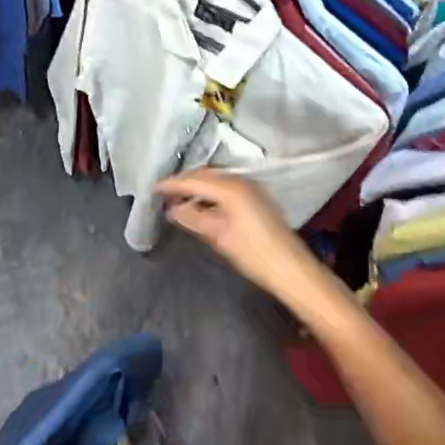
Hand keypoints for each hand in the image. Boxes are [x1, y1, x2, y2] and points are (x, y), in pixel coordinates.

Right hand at [155, 171, 342, 310]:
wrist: (291, 269)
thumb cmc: (252, 254)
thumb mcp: (217, 235)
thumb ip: (192, 217)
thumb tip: (171, 208)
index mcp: (230, 187)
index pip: (194, 180)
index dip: (172, 183)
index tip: (153, 188)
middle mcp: (240, 180)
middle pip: (205, 175)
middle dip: (184, 182)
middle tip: (164, 193)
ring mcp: (251, 188)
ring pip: (216, 180)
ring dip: (197, 187)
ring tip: (179, 200)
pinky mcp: (256, 198)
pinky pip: (226, 187)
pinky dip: (210, 192)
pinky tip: (202, 206)